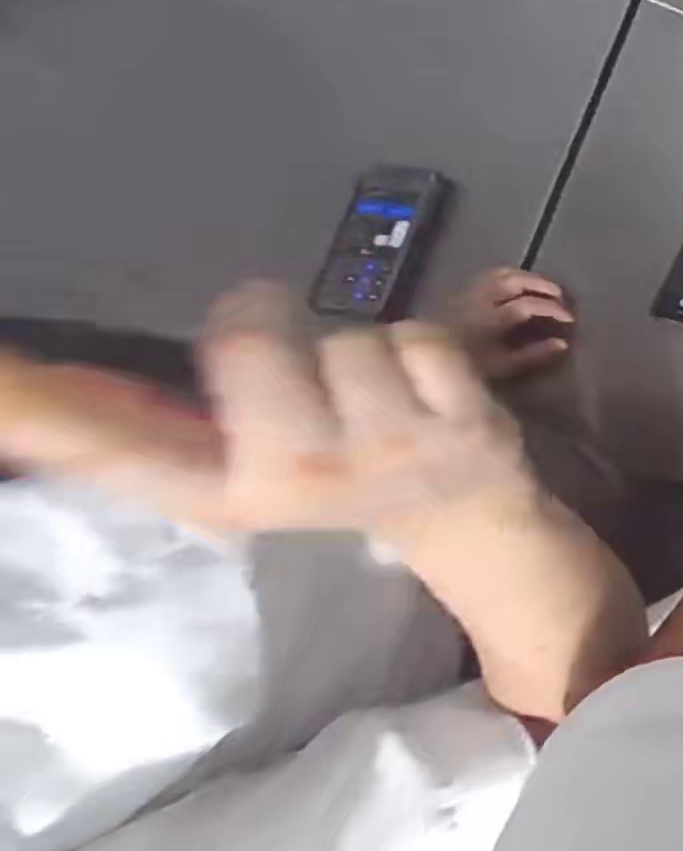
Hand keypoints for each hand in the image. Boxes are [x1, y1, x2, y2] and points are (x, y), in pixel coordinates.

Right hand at [0, 283, 537, 544]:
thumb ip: (153, 430)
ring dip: (366, 349)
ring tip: (385, 392)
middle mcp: (308, 471)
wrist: (469, 517)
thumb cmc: (352, 489)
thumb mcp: (248, 475)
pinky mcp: (470, 423)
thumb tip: (22, 374)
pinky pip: (423, 338)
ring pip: (354, 337)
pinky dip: (426, 349)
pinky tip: (435, 389)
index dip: (26, 406)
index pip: (112, 449)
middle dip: (280, 333)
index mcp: (235, 492)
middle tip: (313, 366)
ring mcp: (400, 445)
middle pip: (258, 344)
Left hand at [446, 267, 573, 380]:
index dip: (551, 309)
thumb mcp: (504, 367)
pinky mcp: (463, 292)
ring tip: (546, 286)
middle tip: (561, 294)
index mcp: (488, 322)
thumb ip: (534, 355)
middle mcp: (477, 302)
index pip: (525, 306)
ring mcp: (468, 294)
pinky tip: (523, 284)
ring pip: (501, 273)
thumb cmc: (467, 367)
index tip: (569, 318)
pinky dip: (512, 276)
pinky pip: (490, 275)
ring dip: (527, 277)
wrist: (426, 360)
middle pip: (512, 282)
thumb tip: (562, 343)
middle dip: (541, 285)